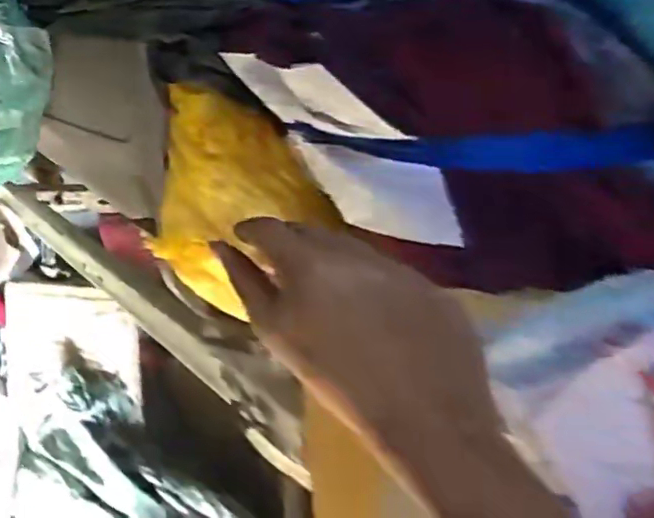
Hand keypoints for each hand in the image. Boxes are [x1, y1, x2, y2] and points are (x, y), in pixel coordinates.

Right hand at [211, 220, 502, 452]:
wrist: (429, 426)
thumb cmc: (334, 377)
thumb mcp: (273, 330)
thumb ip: (243, 280)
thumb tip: (220, 245)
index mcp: (307, 262)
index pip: (269, 226)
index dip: (251, 230)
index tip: (243, 239)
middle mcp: (352, 253)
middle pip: (310, 230)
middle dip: (291, 241)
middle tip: (284, 264)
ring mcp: (398, 269)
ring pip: (351, 247)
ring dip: (331, 258)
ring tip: (329, 286)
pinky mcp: (433, 289)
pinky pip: (389, 270)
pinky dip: (370, 279)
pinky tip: (372, 309)